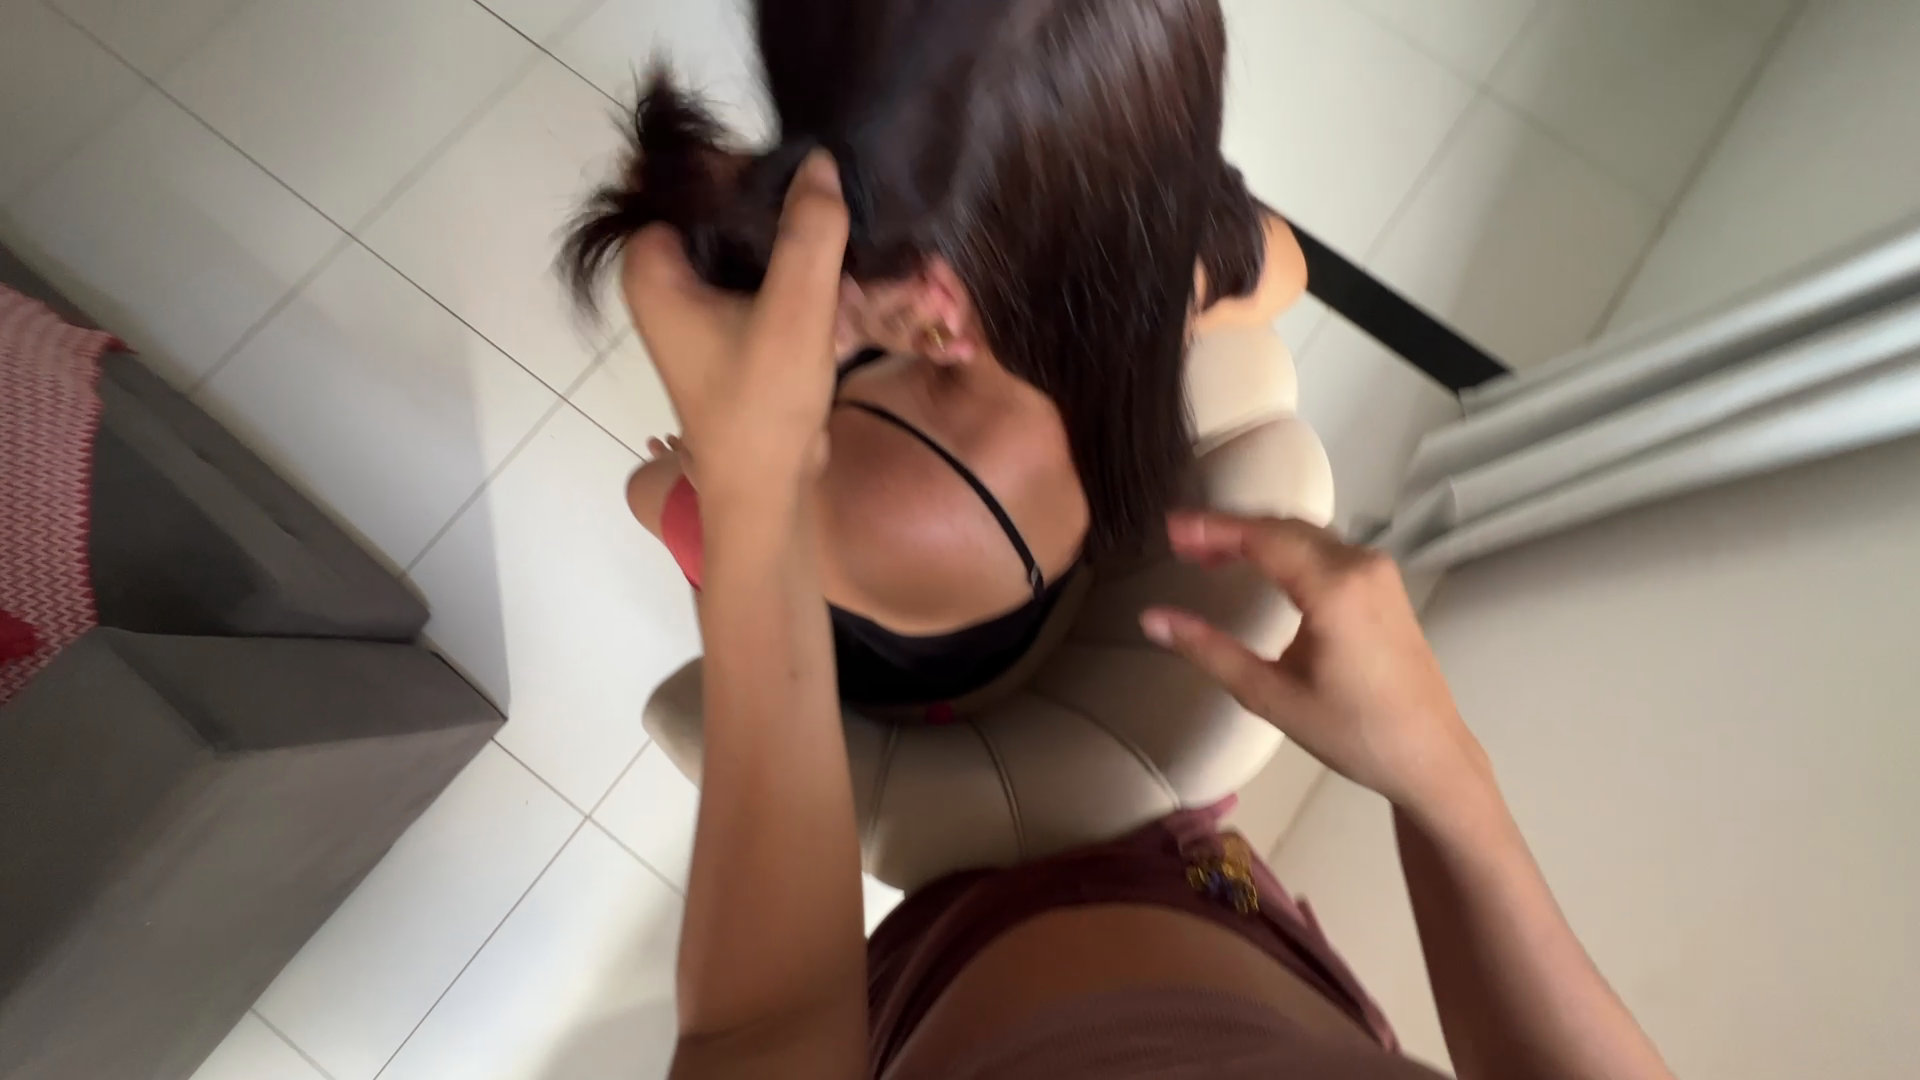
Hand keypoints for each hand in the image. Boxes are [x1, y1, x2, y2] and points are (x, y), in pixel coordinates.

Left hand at [620, 150, 847, 500]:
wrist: (766, 489)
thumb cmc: (763, 406)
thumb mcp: (794, 312)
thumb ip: (810, 232)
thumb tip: (821, 161)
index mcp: (653, 266)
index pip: (702, 182)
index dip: (760, 179)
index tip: (812, 201)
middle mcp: (668, 281)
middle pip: (734, 217)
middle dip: (794, 232)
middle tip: (837, 254)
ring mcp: (701, 310)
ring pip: (759, 255)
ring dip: (809, 269)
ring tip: (845, 295)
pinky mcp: (732, 334)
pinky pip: (769, 289)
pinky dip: (806, 297)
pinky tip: (840, 317)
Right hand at [1140, 512, 1487, 812]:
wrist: (1432, 758)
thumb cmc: (1351, 732)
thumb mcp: (1269, 695)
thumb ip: (1207, 650)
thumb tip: (1151, 619)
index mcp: (1334, 589)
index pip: (1262, 537)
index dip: (1211, 527)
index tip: (1169, 528)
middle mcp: (1360, 566)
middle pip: (1282, 527)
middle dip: (1227, 529)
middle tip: (1180, 544)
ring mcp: (1377, 572)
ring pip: (1303, 533)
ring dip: (1254, 536)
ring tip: (1206, 554)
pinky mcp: (1382, 585)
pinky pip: (1322, 547)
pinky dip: (1281, 547)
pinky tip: (1255, 565)